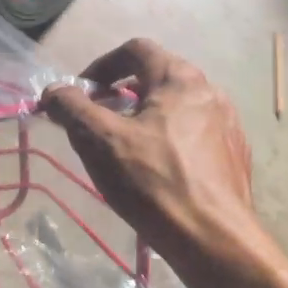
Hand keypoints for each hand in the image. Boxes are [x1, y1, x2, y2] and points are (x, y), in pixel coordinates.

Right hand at [42, 39, 274, 277]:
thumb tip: (53, 91)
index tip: (82, 94)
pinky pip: (195, 133)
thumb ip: (71, 108)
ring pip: (177, 107)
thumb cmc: (152, 181)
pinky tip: (158, 170)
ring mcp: (227, 123)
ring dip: (146, 116)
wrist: (212, 238)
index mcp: (179, 78)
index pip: (135, 49)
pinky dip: (169, 139)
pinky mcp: (234, 154)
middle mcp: (209, 91)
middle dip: (122, 93)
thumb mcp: (99, 141)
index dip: (101, 66)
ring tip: (125, 147)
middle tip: (98, 121)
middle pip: (157, 77)